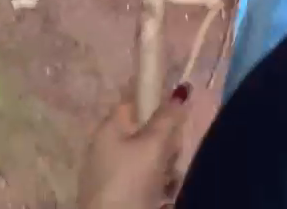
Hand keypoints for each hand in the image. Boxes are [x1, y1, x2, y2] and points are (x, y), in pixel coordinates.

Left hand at [78, 89, 192, 208]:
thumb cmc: (130, 181)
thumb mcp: (153, 145)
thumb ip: (168, 117)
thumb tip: (180, 90)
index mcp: (109, 128)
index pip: (135, 100)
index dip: (157, 100)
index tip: (177, 113)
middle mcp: (106, 147)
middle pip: (145, 130)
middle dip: (165, 139)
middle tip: (174, 151)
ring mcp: (110, 173)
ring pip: (147, 156)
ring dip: (164, 163)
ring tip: (170, 177)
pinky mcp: (116, 196)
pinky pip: (143, 178)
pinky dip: (156, 182)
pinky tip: (164, 192)